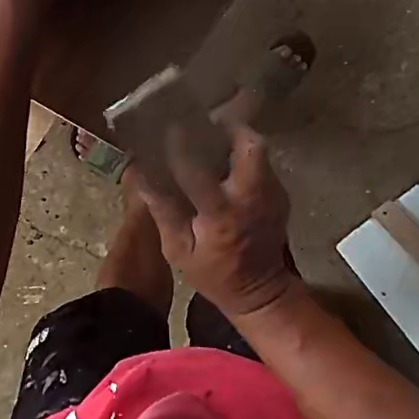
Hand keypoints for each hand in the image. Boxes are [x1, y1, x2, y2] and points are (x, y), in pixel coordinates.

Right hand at [129, 123, 296, 316]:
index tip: (165, 127)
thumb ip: (161, 211)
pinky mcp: (280, 195)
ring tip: (211, 137)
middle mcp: (252, 198)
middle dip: (226, 128)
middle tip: (202, 124)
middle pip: (249, 146)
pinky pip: (261, 162)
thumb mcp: (178, 250)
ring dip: (235, 138)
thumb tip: (139, 174)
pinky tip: (222, 161)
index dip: (179, 145)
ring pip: (259, 149)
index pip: (197, 169)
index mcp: (221, 214)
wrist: (262, 294)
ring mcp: (272, 195)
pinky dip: (242, 154)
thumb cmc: (213, 274)